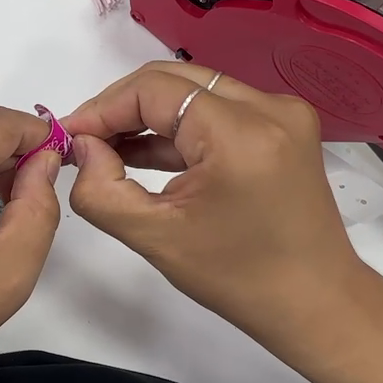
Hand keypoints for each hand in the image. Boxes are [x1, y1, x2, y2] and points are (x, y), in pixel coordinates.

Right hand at [61, 62, 367, 332]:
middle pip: (172, 80)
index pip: (153, 90)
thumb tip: (81, 146)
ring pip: (190, 90)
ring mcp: (280, 113)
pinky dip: (173, 125)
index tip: (68, 136)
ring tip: (104, 148)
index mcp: (241, 134)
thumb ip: (99, 190)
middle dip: (119, 106)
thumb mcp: (152, 237)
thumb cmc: (235, 277)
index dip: (103, 108)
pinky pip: (212, 108)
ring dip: (144, 114)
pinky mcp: (281, 125)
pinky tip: (139, 152)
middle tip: (82, 140)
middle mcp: (268, 108)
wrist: (315, 302)